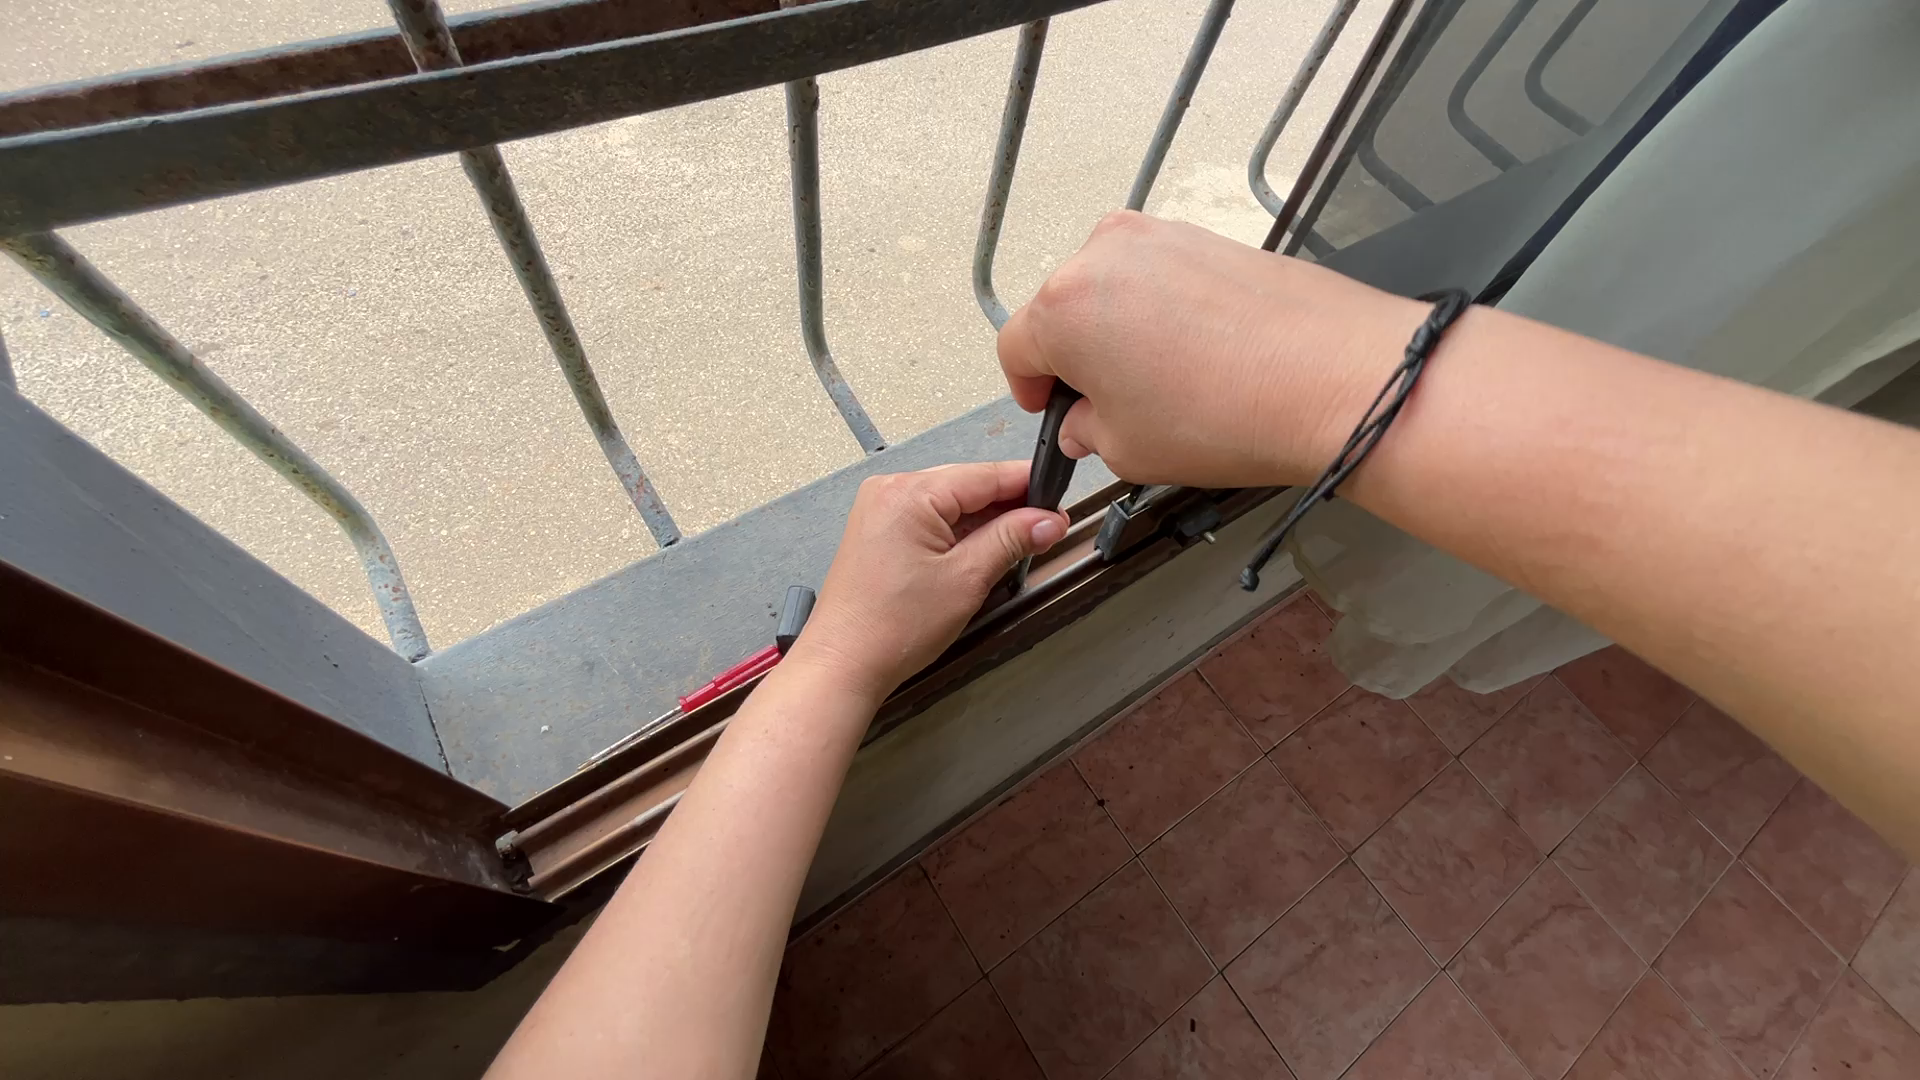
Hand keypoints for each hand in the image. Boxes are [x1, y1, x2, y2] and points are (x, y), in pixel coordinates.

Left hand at [786, 462, 1069, 699]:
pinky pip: (928, 518)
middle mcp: (890, 489)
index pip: (985, 474)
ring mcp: (880, 509)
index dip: (1028, 486)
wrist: (842, 664)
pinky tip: (980, 550)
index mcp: (910, 492)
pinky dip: (957, 532)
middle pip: (966, 485)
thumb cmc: (895, 626)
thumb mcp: (967, 579)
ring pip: (949, 502)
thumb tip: (1049, 520)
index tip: (1060, 503)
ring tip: (1019, 544)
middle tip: (1046, 529)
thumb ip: (1010, 539)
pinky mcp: (877, 530)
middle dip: (1007, 506)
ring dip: (983, 521)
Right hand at [998, 211, 1430, 486]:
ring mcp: (1158, 237)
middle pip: (1059, 313)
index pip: (1015, 348)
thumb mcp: (1124, 450)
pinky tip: (1192, 356)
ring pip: (1106, 291)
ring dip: (1115, 335)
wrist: (1335, 379)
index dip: (1028, 388)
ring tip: (1158, 384)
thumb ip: (1084, 431)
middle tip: (1105, 406)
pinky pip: (1155, 277)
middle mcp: (1102, 256)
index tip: (1051, 408)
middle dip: (1073, 360)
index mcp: (1062, 308)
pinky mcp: (1204, 236)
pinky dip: (1157, 313)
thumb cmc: (1228, 413)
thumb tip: (1081, 421)